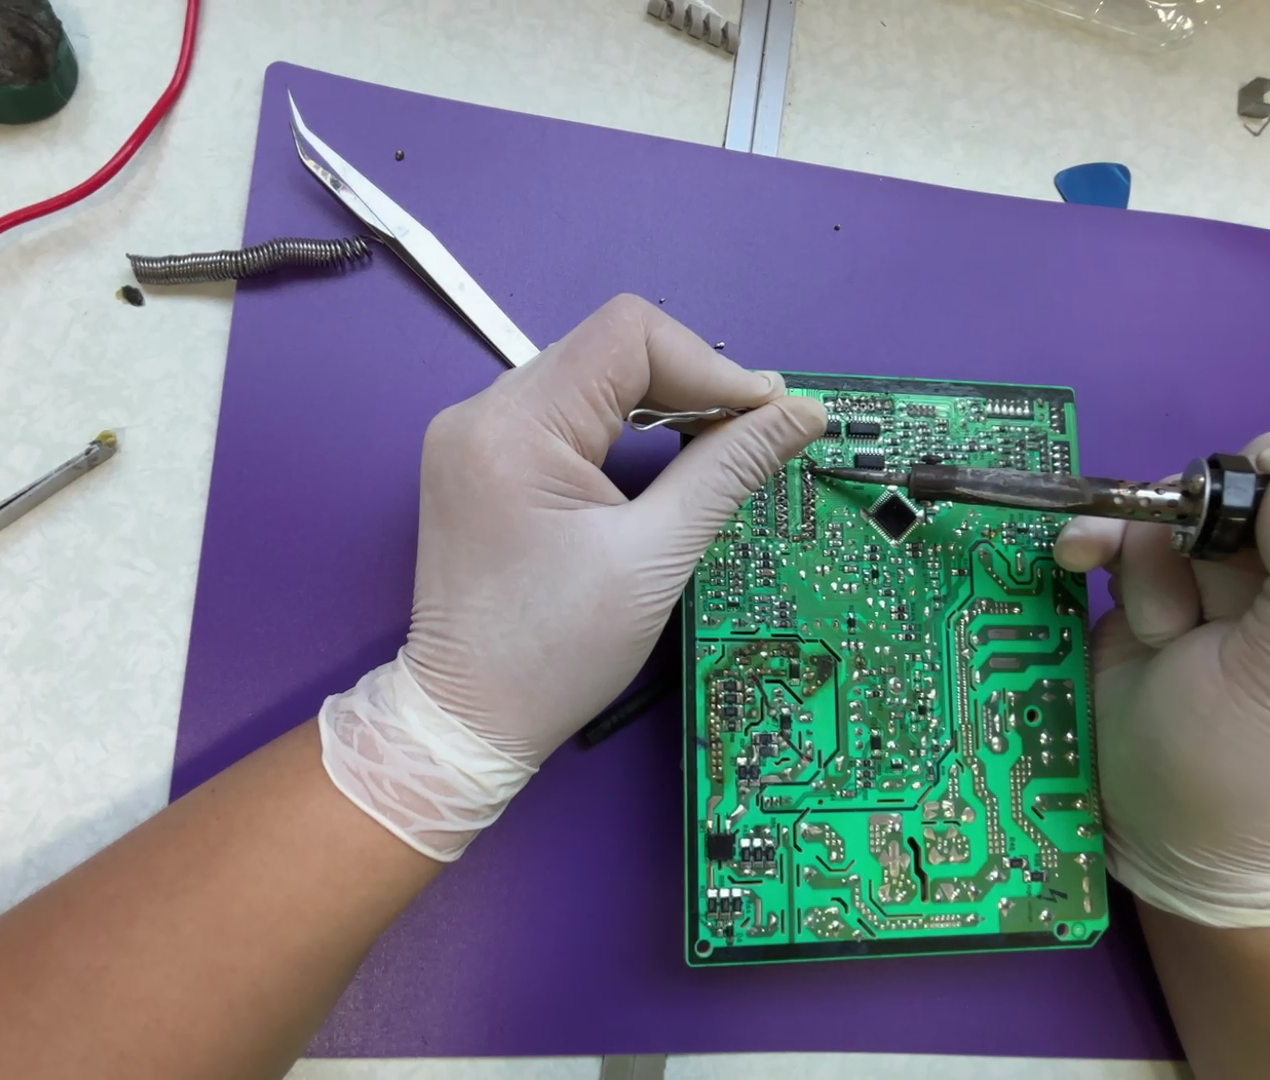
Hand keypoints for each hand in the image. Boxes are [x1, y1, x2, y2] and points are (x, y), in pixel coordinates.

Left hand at [319, 295, 825, 859]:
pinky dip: (615, 425)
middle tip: (748, 434)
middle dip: (687, 384)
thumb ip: (727, 469)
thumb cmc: (556, 652)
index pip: (627, 335)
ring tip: (712, 443)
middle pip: (605, 350)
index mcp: (515, 427)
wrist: (468, 715)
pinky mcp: (478, 459)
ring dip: (654, 403)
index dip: (710, 365)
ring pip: (584, 376)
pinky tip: (654, 456)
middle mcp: (481, 412)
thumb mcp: (654, 557)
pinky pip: (559, 412)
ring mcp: (472, 434)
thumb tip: (801, 412)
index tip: (764, 416)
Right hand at [1055, 415, 1269, 926]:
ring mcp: (1236, 572)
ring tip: (1164, 634)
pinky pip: (1127, 525)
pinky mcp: (1157, 579)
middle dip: (1231, 527)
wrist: (1145, 813)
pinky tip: (1077, 558)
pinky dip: (1098, 537)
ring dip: (1159, 561)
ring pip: (1195, 501)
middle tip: (1210, 595)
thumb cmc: (1253, 765)